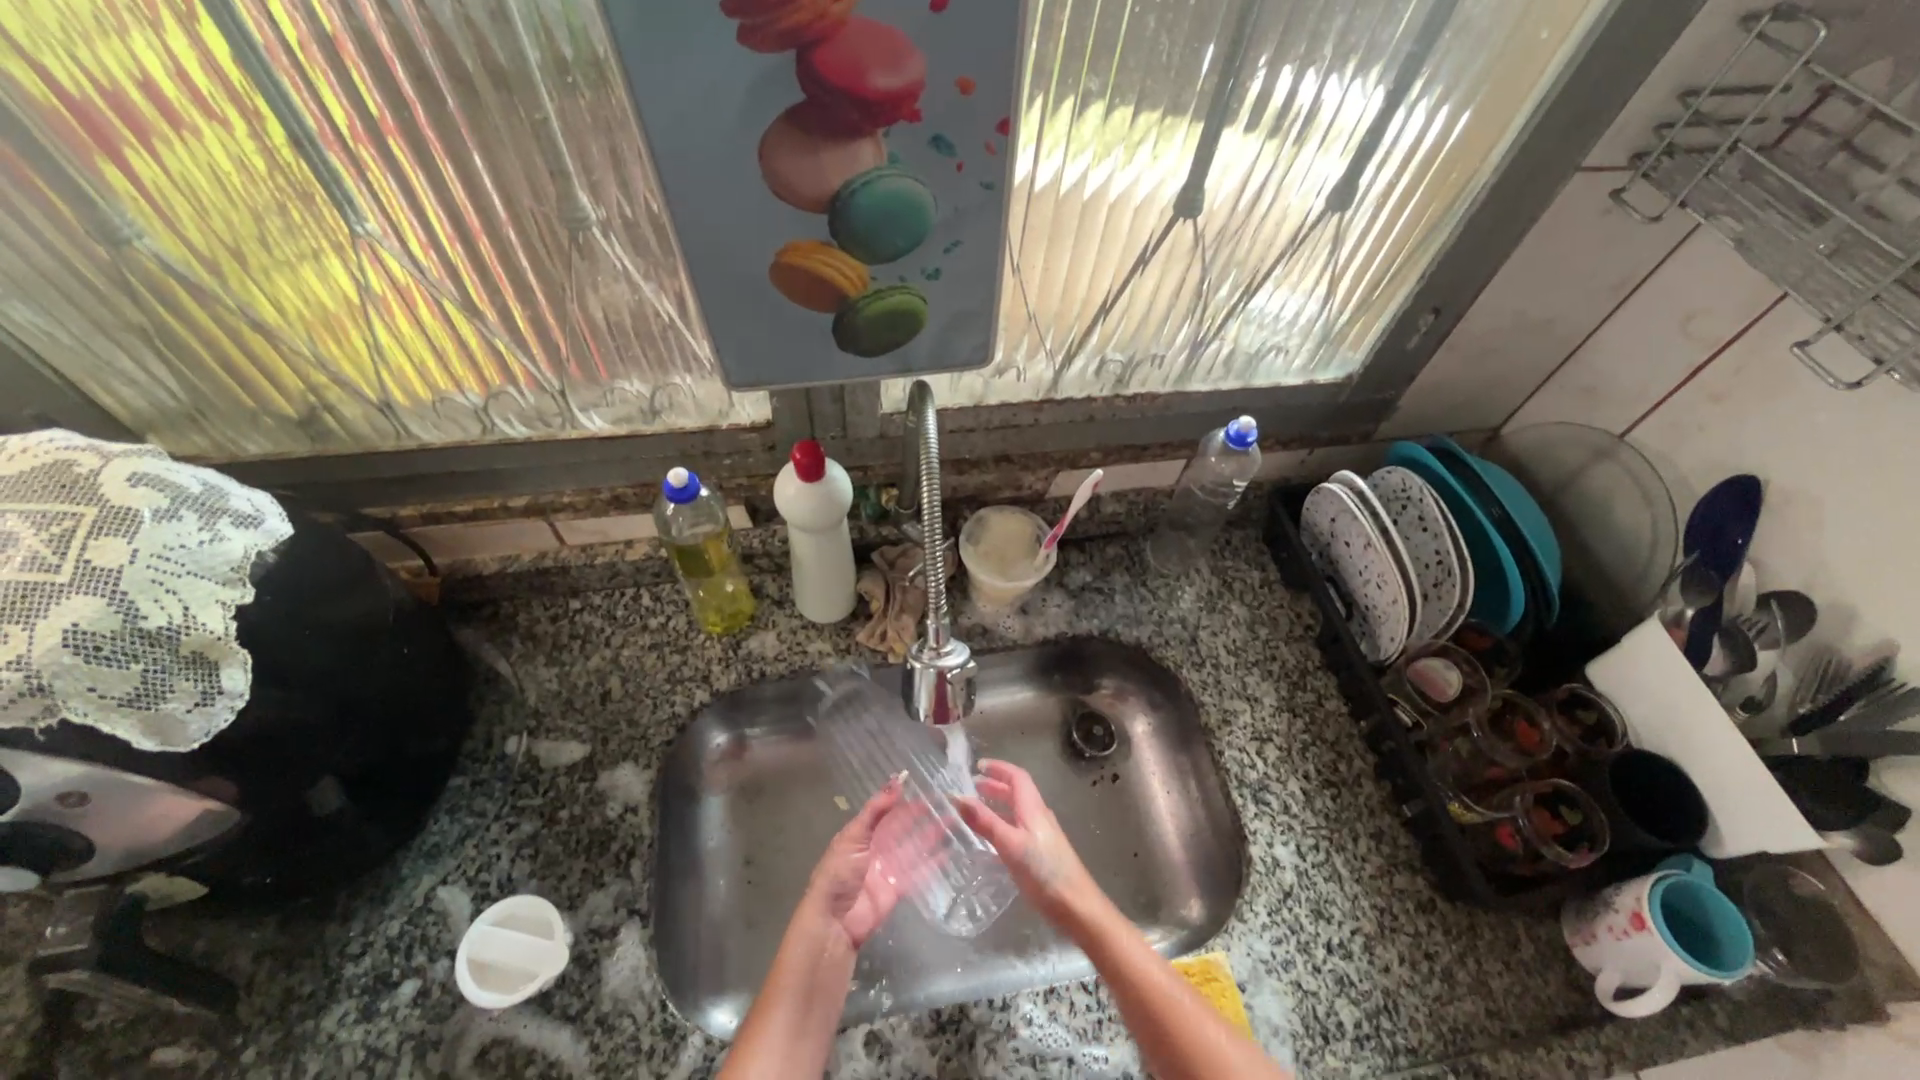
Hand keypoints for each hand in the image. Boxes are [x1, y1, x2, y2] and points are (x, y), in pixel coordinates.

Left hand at [803, 776, 939, 948]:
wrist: (833, 921)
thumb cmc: (838, 873)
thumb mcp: (853, 836)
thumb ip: (876, 810)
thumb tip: (897, 780)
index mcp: (862, 834)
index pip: (887, 812)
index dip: (905, 802)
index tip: (926, 789)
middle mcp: (876, 849)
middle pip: (903, 829)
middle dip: (922, 817)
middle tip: (947, 805)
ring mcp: (887, 870)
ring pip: (913, 849)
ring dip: (931, 837)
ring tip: (953, 824)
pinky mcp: (897, 890)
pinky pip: (917, 874)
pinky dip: (932, 864)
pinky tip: (948, 854)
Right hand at [955, 759, 1104, 927]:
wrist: (1075, 905)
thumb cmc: (1044, 871)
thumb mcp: (1010, 844)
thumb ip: (985, 821)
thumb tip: (957, 796)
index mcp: (1033, 808)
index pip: (1017, 777)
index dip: (999, 768)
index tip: (977, 766)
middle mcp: (1039, 816)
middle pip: (1017, 792)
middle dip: (995, 785)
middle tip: (972, 786)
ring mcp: (1042, 835)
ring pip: (1017, 810)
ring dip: (998, 804)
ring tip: (976, 809)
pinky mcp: (1041, 853)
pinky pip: (1018, 828)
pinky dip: (1002, 824)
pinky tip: (991, 839)